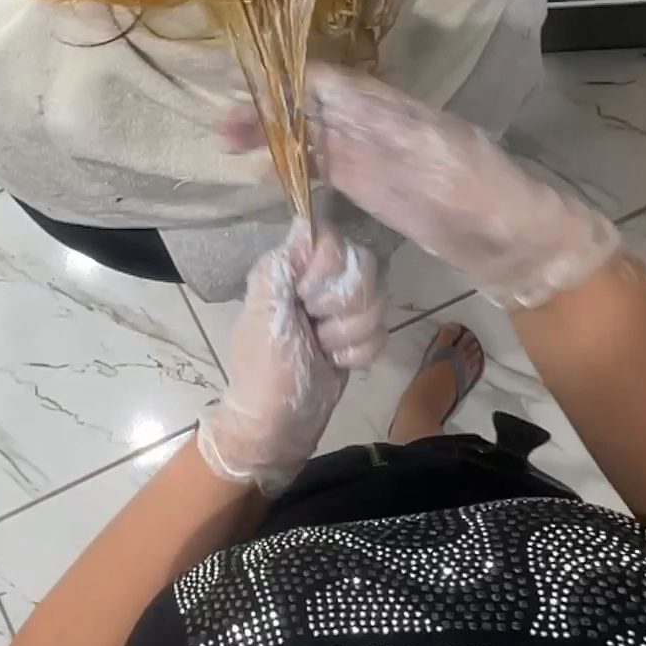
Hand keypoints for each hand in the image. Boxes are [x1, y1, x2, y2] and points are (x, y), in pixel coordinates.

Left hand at [197, 220, 384, 491]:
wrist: (279, 425)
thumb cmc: (264, 371)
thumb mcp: (263, 316)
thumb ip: (282, 267)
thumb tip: (303, 220)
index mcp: (288, 270)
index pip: (332, 240)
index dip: (329, 269)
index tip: (308, 297)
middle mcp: (315, 283)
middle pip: (363, 267)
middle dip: (345, 305)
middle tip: (316, 325)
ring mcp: (338, 310)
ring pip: (377, 299)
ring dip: (351, 333)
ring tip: (323, 349)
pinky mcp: (355, 336)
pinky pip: (382, 330)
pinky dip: (360, 353)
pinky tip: (337, 363)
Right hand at [223, 66, 620, 309]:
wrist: (515, 242)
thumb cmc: (484, 200)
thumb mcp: (438, 162)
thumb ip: (381, 133)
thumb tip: (332, 100)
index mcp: (394, 111)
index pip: (331, 85)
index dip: (288, 82)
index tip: (248, 85)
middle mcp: (379, 125)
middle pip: (315, 108)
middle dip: (269, 110)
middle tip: (224, 127)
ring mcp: (374, 155)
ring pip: (314, 134)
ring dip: (274, 135)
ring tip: (232, 142)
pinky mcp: (373, 183)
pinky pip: (326, 164)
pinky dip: (294, 161)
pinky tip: (271, 166)